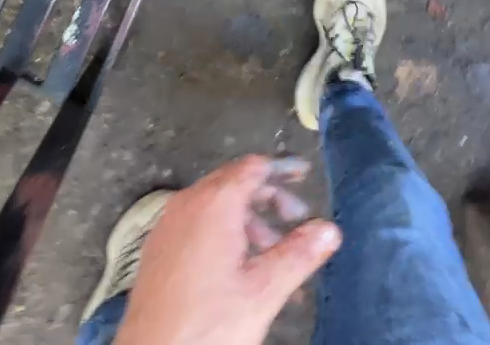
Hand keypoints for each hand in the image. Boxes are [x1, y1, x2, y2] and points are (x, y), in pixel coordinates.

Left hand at [114, 155, 340, 344]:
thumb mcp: (263, 290)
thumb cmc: (211, 321)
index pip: (252, 167)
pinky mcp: (160, 244)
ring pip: (216, 207)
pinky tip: (241, 268)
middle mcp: (188, 201)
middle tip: (298, 222)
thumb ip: (298, 255)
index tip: (305, 175)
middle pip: (234, 183)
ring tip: (274, 257)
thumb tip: (329, 229)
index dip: (281, 168)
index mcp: (214, 203)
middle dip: (269, 198)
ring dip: (250, 222)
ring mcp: (169, 222)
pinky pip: (198, 224)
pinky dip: (225, 233)